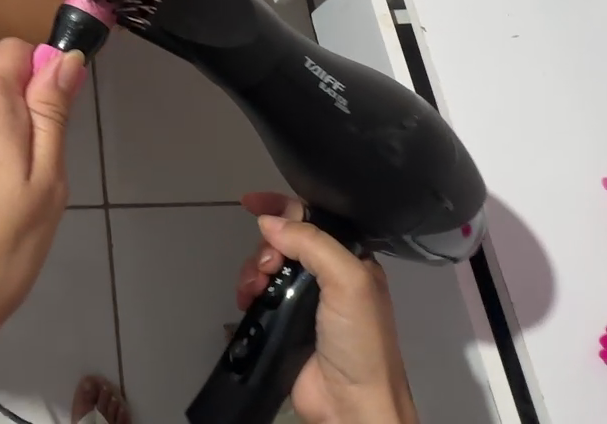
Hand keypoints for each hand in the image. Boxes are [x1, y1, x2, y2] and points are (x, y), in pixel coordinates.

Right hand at [234, 194, 416, 423]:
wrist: (351, 407)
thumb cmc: (359, 340)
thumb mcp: (348, 281)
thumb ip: (312, 243)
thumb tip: (268, 222)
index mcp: (350, 262)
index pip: (313, 220)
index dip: (282, 207)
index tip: (251, 203)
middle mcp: (327, 277)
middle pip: (284, 240)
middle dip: (267, 245)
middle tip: (267, 266)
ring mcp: (304, 301)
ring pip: (267, 265)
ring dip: (253, 269)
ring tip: (254, 289)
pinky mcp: (284, 323)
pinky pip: (259, 294)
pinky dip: (248, 291)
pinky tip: (246, 300)